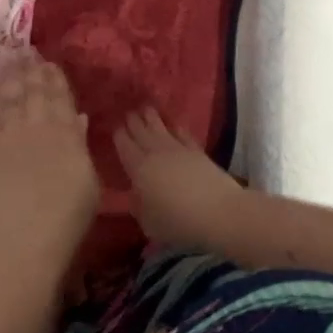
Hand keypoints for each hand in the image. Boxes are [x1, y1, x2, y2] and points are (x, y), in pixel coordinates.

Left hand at [0, 53, 98, 277]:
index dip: (55, 77)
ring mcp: (11, 135)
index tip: (50, 61)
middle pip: (35, 90)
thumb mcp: (89, 182)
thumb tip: (77, 119)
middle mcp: (39, 125)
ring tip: (10, 56)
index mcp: (67, 133)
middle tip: (27, 50)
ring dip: (11, 74)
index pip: (60, 96)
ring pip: (11, 95)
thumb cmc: (68, 218)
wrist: (26, 242)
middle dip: (32, 69)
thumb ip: (80, 146)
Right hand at [113, 108, 248, 252]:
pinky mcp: (197, 150)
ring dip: (152, 117)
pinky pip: (182, 134)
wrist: (217, 211)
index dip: (119, 136)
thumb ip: (139, 207)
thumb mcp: (149, 224)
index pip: (125, 147)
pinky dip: (176, 127)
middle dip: (133, 122)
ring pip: (160, 127)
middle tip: (128, 113)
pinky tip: (174, 124)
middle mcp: (156, 153)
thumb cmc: (178, 222)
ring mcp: (178, 148)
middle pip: (141, 132)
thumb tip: (135, 195)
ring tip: (146, 108)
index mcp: (139, 169)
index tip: (115, 127)